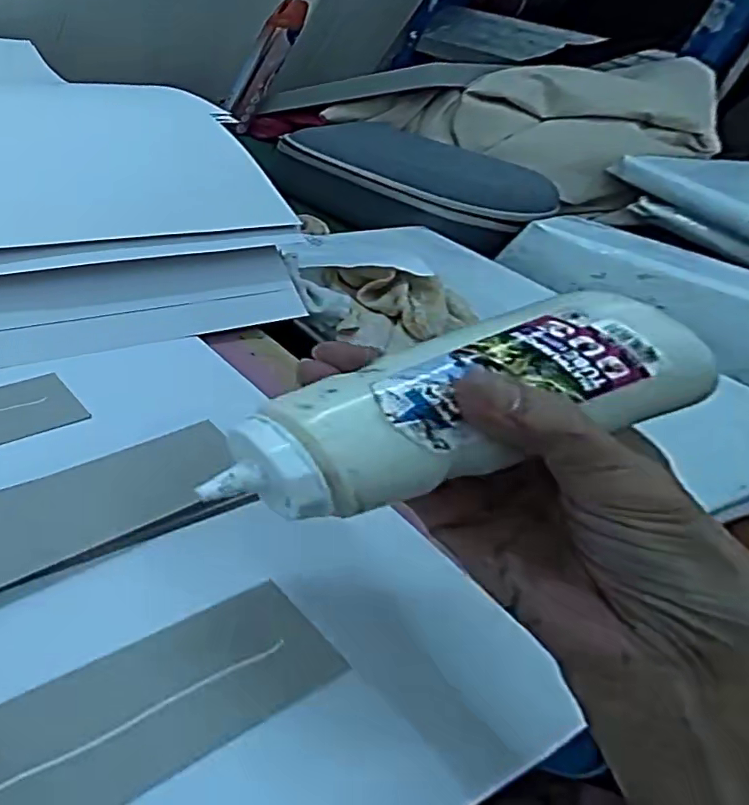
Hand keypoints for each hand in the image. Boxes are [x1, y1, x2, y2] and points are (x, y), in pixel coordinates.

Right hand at [301, 342, 748, 803]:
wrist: (663, 655)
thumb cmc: (676, 563)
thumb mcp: (629, 481)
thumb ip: (552, 429)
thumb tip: (465, 381)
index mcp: (565, 432)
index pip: (494, 381)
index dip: (443, 355)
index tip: (400, 338)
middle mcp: (512, 453)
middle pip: (436, 405)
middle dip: (382, 377)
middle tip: (331, 357)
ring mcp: (475, 487)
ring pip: (407, 437)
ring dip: (361, 411)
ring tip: (317, 385)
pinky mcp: (446, 521)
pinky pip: (398, 485)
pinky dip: (363, 462)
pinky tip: (332, 438)